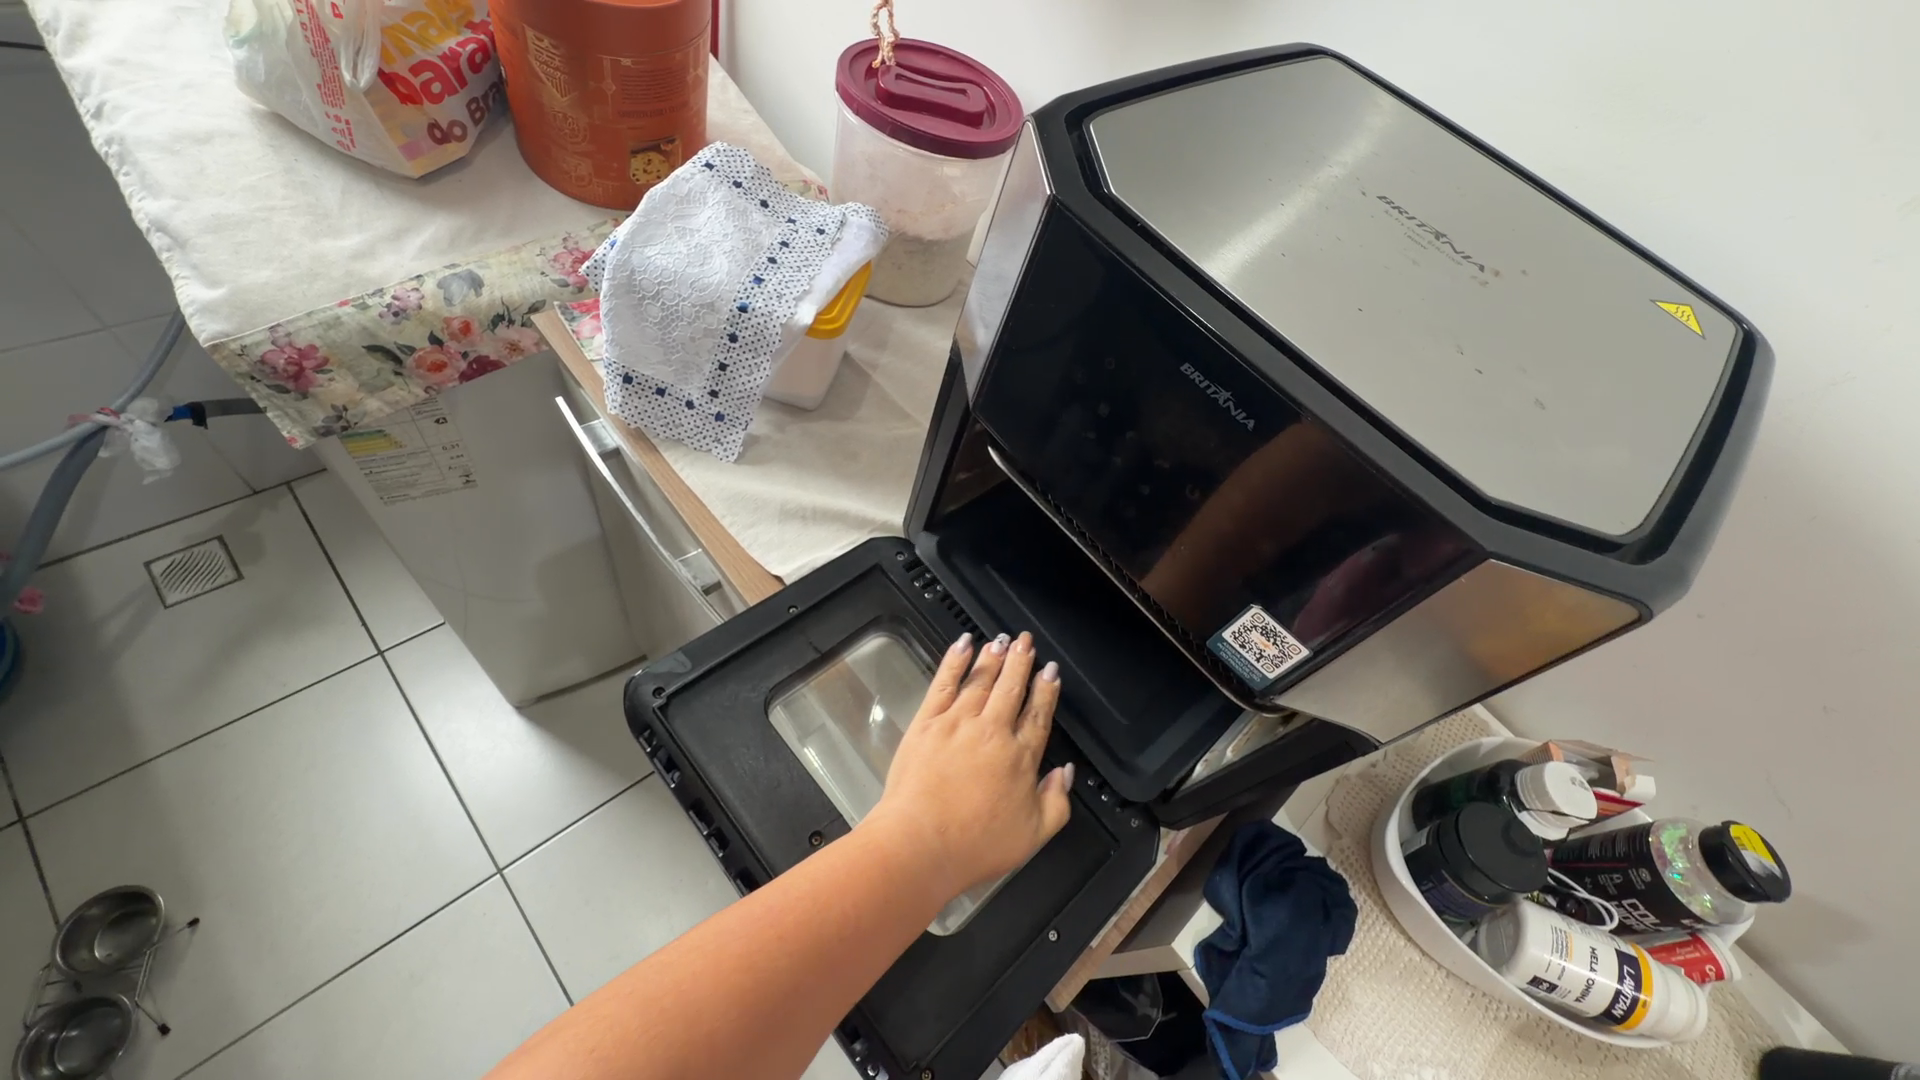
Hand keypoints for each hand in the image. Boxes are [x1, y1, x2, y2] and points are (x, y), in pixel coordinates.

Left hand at [863, 632, 1073, 901]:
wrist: (920, 844)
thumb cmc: (975, 846)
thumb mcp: (1033, 835)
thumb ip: (1056, 802)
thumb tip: (1065, 773)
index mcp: (1020, 758)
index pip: (1038, 715)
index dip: (1046, 691)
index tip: (1050, 672)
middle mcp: (992, 732)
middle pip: (1011, 688)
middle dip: (1021, 662)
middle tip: (1027, 641)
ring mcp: (957, 723)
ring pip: (980, 681)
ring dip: (993, 658)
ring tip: (1002, 640)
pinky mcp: (926, 723)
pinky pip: (943, 683)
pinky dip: (954, 661)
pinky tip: (963, 645)